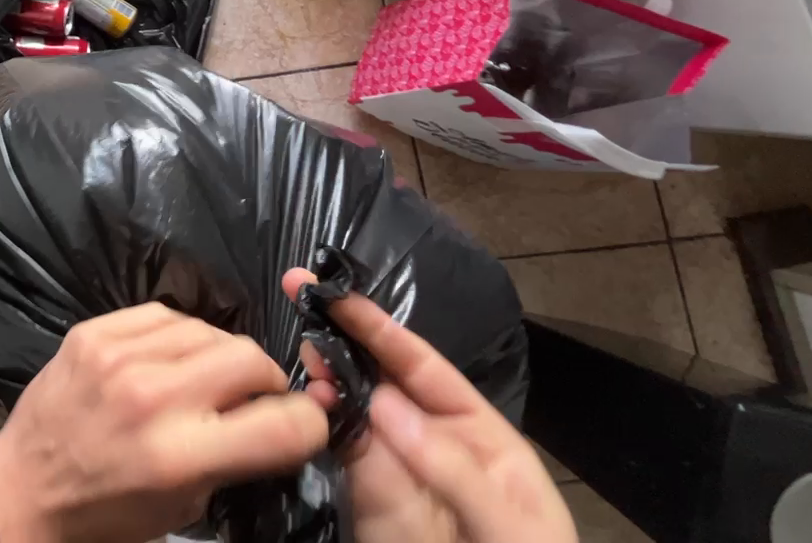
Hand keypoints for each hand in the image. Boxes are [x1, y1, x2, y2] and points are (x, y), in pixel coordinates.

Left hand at [0, 302, 329, 542]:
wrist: (25, 485)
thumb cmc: (108, 511)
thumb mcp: (185, 507)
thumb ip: (234, 460)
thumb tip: (276, 417)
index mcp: (181, 455)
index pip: (281, 424)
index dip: (308, 423)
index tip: (302, 423)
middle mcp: (152, 396)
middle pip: (248, 357)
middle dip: (267, 380)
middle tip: (255, 396)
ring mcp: (118, 356)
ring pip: (206, 329)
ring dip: (221, 354)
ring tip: (209, 376)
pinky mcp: (91, 332)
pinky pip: (160, 313)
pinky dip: (179, 334)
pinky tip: (172, 355)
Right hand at [281, 269, 575, 542]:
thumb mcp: (514, 533)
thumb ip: (452, 469)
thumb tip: (384, 402)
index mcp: (478, 436)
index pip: (423, 365)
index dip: (378, 325)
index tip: (336, 293)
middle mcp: (429, 439)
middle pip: (379, 374)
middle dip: (341, 334)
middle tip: (298, 296)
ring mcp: (393, 465)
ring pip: (350, 403)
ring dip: (324, 372)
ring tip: (303, 354)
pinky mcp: (364, 492)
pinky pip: (337, 444)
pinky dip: (317, 418)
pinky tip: (305, 403)